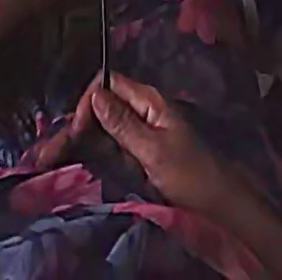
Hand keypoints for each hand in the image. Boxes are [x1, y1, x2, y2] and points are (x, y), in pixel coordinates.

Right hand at [85, 75, 255, 214]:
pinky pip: (116, 139)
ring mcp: (143, 126)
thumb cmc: (189, 173)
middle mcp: (143, 106)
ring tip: (68, 156)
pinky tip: (92, 159)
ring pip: (107, 121)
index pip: (108, 82)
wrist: (218, 199)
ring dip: (90, 136)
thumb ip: (123, 123)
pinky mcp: (144, 144)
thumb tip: (95, 94)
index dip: (89, 99)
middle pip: (105, 101)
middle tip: (63, 148)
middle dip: (83, 120)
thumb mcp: (152, 150)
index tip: (76, 128)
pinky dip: (102, 148)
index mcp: (148, 99)